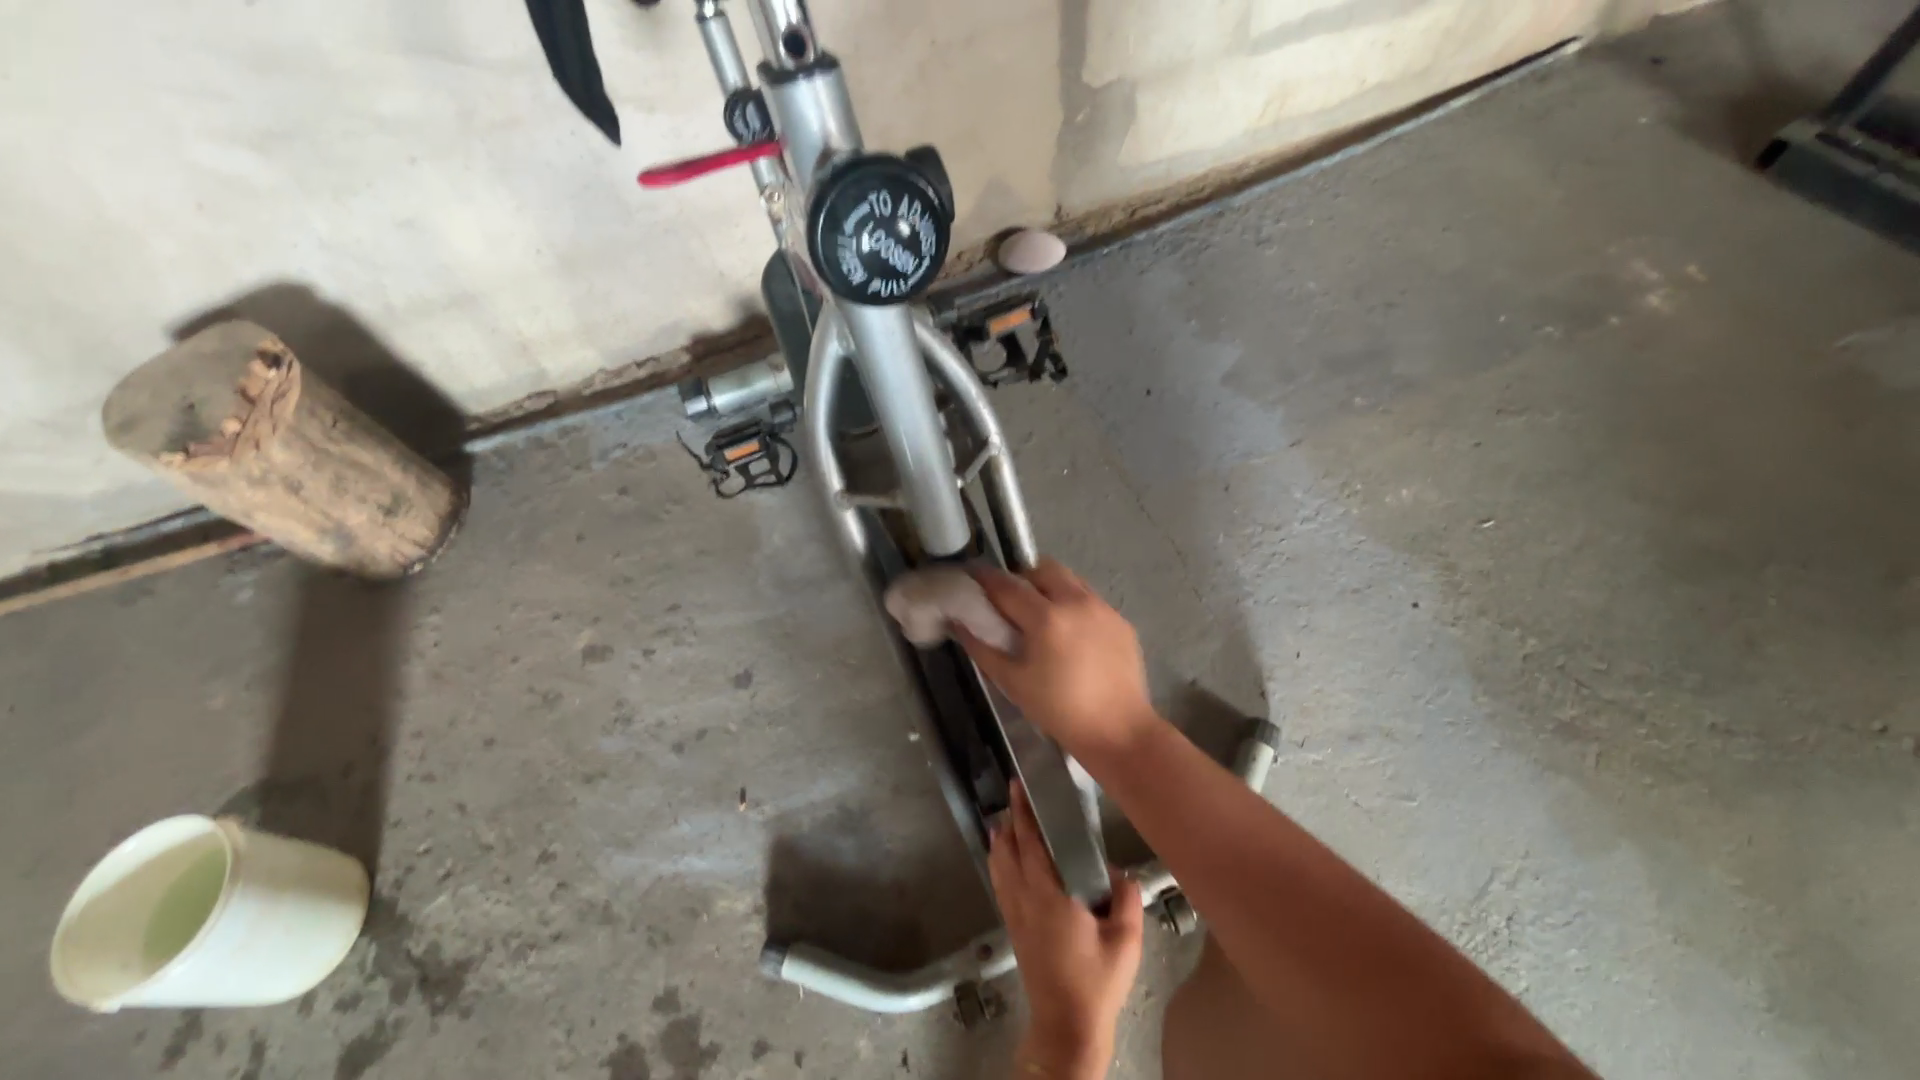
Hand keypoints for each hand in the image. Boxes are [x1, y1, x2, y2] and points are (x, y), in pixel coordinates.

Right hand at [959, 558, 1158, 762]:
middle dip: (1023, 578)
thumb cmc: (1058, 710)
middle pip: (1043, 569)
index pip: (1007, 586)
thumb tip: (959, 623)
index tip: (972, 576)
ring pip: (1070, 580)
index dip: (986, 578)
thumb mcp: (1012, 682)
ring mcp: (1103, 609)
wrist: (1118, 730)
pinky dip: (1074, 606)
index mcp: (1046, 618)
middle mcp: (1076, 602)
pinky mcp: (1121, 620)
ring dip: (1050, 588)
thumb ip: (982, 648)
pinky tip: (1071, 636)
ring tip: (1042, 617)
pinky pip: (1090, 599)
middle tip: (1013, 602)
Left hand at [993, 783, 1142, 1078]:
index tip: (1019, 786)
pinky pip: (1000, 884)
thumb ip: (1127, 899)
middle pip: (1008, 849)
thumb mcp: (1126, 940)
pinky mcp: (1013, 929)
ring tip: (1006, 821)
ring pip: (999, 866)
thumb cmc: (1097, 982)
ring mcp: (1015, 914)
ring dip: (1001, 841)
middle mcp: (1024, 899)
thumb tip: (1119, 873)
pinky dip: (999, 863)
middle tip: (1016, 795)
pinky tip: (1004, 860)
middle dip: (1011, 820)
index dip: (1024, 812)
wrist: (1067, 1025)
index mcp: (1049, 895)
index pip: (1030, 842)